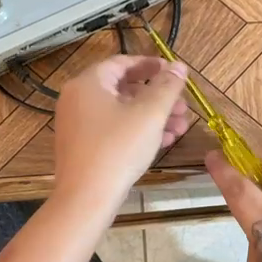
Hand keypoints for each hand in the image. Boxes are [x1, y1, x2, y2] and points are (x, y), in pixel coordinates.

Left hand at [53, 56, 191, 215]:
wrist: (86, 198)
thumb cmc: (118, 149)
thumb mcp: (150, 114)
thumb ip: (167, 86)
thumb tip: (179, 66)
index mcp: (88, 83)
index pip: (122, 63)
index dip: (151, 65)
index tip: (174, 72)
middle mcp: (78, 99)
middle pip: (124, 89)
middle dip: (158, 96)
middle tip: (183, 106)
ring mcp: (78, 124)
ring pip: (122, 111)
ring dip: (153, 116)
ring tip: (180, 127)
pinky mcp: (83, 146)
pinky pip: (113, 129)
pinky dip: (137, 130)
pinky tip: (163, 141)